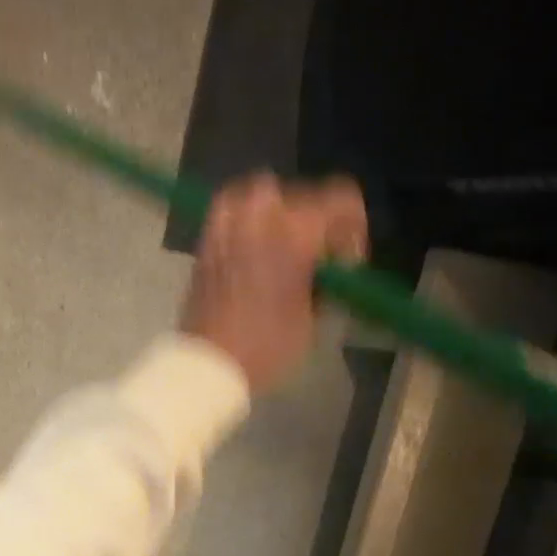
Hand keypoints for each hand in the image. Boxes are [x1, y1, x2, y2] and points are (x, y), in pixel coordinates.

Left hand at [181, 173, 367, 390]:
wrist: (207, 363)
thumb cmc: (265, 346)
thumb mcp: (312, 318)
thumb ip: (324, 281)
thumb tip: (325, 271)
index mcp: (295, 234)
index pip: (340, 198)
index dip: (352, 224)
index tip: (346, 260)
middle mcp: (259, 220)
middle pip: (299, 193)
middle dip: (312, 215)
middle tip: (313, 251)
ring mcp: (226, 229)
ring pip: (256, 192)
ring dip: (274, 210)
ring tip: (279, 242)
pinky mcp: (204, 245)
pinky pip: (226, 213)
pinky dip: (243, 220)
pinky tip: (250, 249)